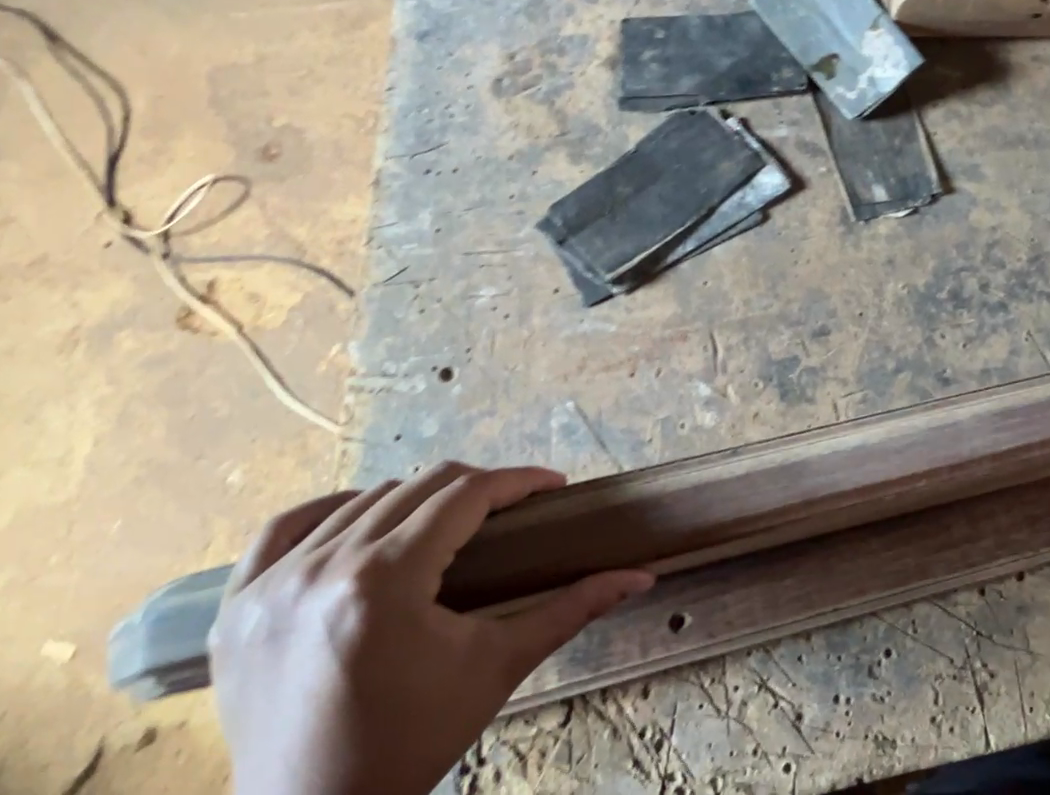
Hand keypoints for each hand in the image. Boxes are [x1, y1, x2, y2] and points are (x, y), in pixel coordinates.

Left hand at [210, 464, 655, 794]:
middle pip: (416, 487)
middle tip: (513, 508)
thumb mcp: (500, 667)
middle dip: (477, 487)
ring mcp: (268, 586)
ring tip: (452, 522)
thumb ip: (571, 610)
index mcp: (384, 584)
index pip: (464, 496)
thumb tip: (641, 576)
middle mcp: (320, 571)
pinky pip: (285, 527)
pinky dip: (334, 511)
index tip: (553, 486)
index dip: (518, 481)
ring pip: (360, 500)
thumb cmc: (414, 739)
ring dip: (416, 499)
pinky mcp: (236, 606)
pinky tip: (364, 519)